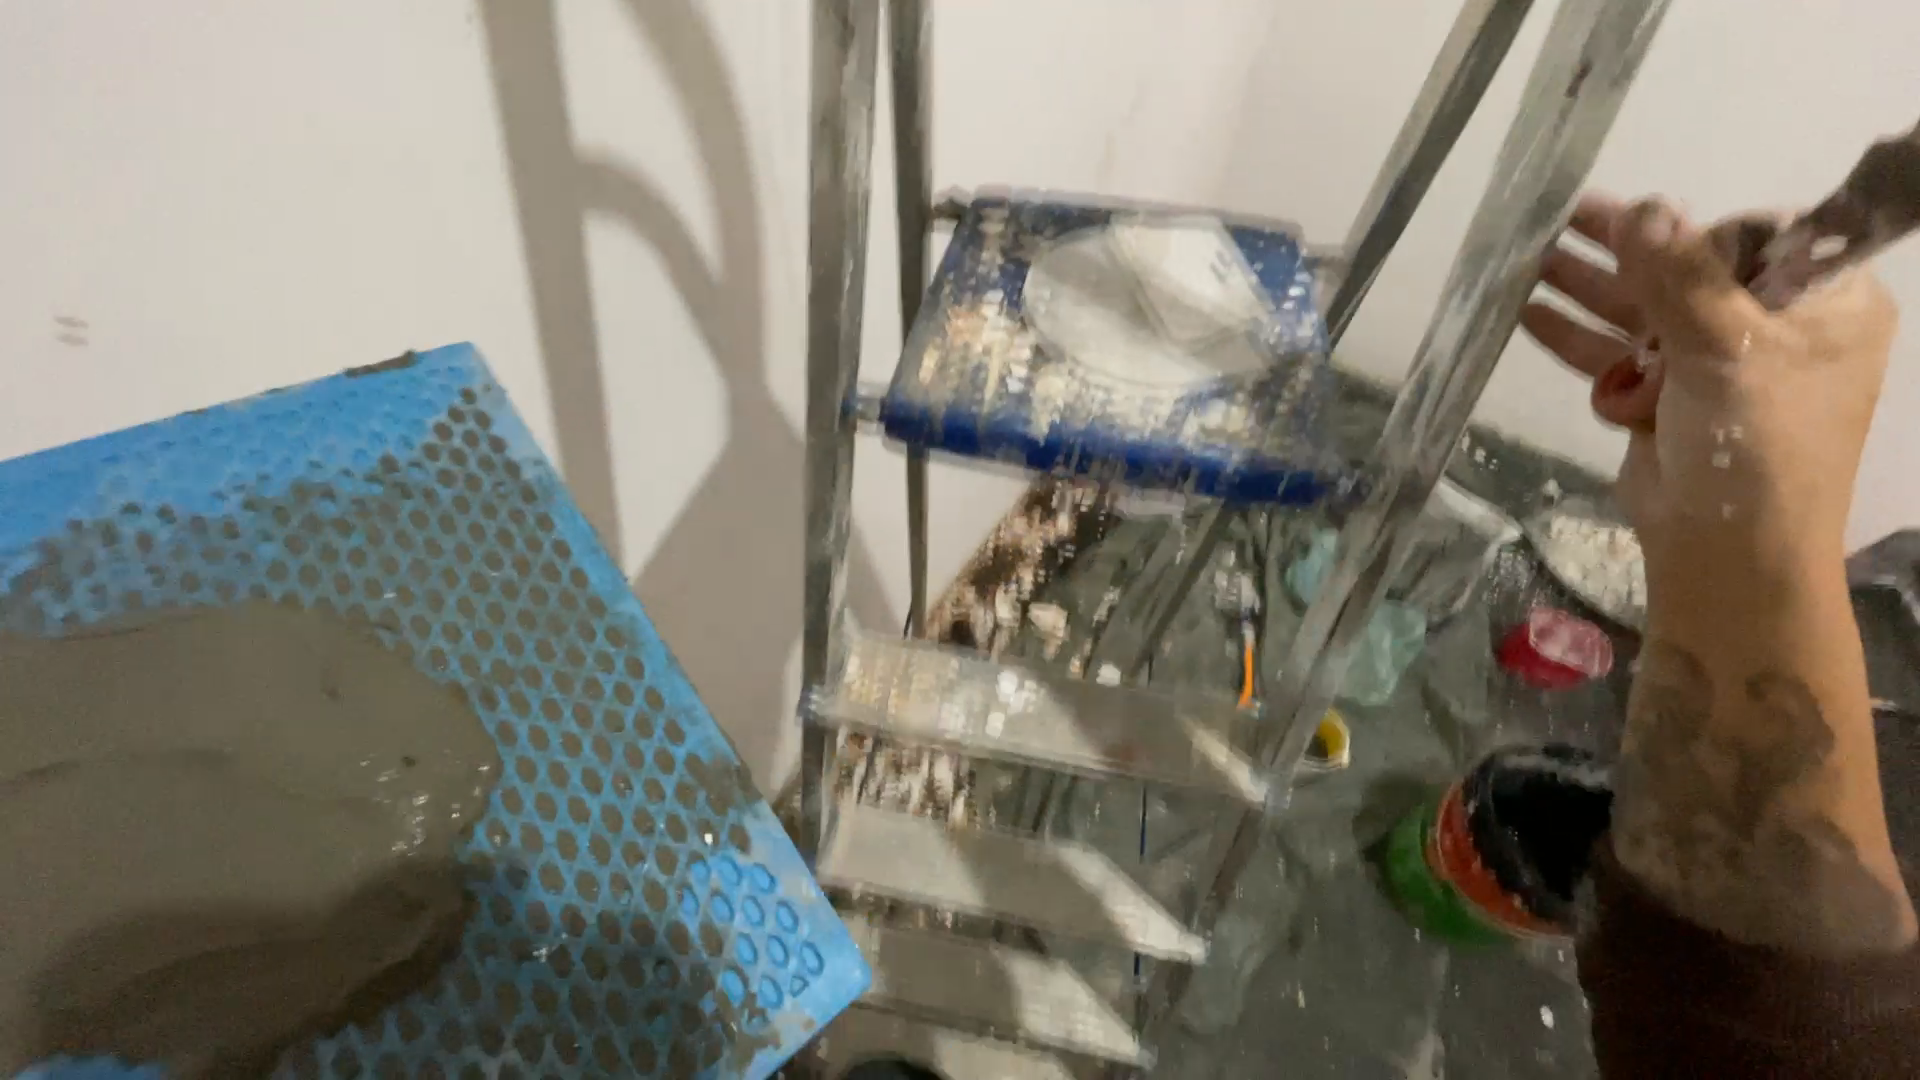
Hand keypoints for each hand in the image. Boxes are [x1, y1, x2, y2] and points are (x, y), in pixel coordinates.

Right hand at [1521, 194, 1896, 585]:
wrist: (1721, 541)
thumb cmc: (1752, 441)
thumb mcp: (1724, 349)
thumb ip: (1681, 277)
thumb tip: (1647, 208)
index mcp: (1818, 303)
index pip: (1755, 239)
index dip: (1693, 234)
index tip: (1639, 229)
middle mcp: (1763, 327)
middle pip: (1682, 273)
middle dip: (1621, 251)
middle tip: (1565, 215)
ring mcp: (1705, 364)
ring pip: (1635, 314)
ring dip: (1582, 290)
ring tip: (1526, 260)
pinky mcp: (1658, 396)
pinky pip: (1610, 354)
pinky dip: (1571, 337)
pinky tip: (1528, 314)